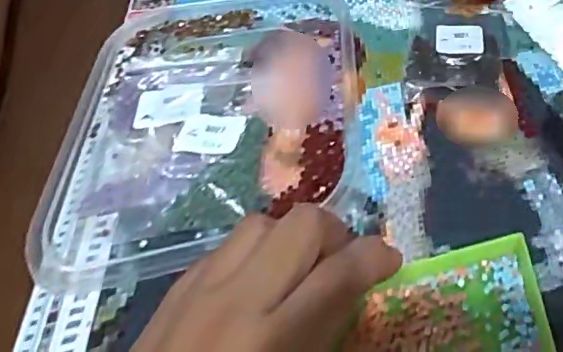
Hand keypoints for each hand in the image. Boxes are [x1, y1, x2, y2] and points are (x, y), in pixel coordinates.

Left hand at [131, 206, 400, 351]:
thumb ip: (321, 339)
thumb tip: (353, 299)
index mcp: (271, 342)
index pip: (339, 274)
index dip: (375, 258)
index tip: (389, 262)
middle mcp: (236, 303)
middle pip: (303, 224)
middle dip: (334, 235)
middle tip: (341, 265)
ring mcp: (199, 289)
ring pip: (262, 223)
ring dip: (289, 240)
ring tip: (296, 271)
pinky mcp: (173, 291)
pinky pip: (226, 247)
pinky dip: (250, 255)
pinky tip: (251, 286)